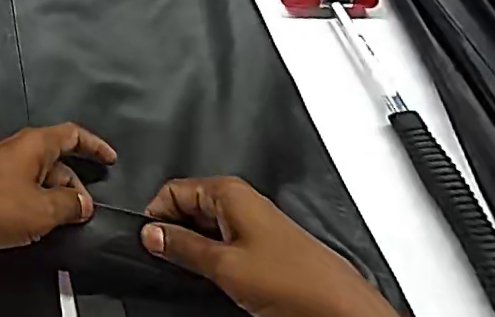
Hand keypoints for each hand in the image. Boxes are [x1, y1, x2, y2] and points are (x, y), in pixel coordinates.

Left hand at [0, 122, 117, 252]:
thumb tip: (84, 202)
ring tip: (67, 224)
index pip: (72, 133)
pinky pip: (26, 187)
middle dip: (76, 183)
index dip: (95, 144)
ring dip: (57, 196)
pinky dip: (39, 201)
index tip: (112, 158)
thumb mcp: (40, 210)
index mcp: (36, 143)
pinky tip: (40, 224)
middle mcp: (21, 147)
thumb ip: (68, 205)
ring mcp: (5, 163)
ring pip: (42, 175)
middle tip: (88, 212)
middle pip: (58, 158)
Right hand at [142, 177, 398, 316]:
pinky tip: (216, 278)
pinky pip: (225, 240)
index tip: (148, 242)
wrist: (346, 315)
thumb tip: (152, 233)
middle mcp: (240, 199)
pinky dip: (213, 256)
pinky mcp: (265, 245)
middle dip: (174, 230)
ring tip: (192, 272)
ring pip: (206, 226)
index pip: (173, 190)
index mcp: (228, 191)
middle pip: (189, 205)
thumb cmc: (294, 285)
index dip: (156, 215)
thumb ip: (183, 247)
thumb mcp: (226, 267)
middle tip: (166, 260)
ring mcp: (254, 222)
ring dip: (194, 246)